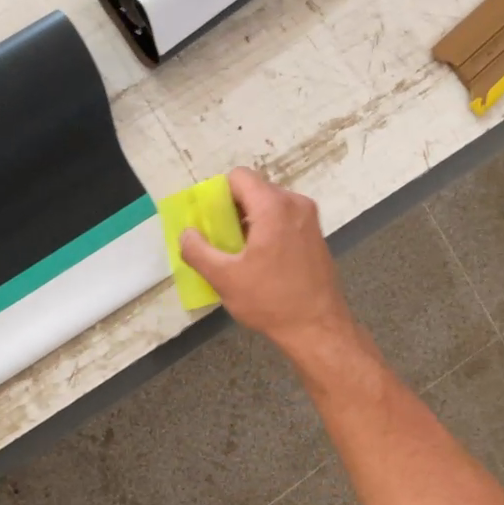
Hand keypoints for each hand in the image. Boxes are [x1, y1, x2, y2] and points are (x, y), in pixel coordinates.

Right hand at [178, 168, 360, 360]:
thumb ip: (198, 251)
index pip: (239, 177)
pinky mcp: (314, 236)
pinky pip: (282, 220)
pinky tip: (257, 261)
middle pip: (254, 190)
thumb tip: (186, 233)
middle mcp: (295, 204)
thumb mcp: (223, 278)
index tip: (208, 220)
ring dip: (247, 222)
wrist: (316, 327)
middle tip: (217, 240)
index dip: (218, 194)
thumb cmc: (269, 300)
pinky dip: (264, 231)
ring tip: (235, 253)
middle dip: (231, 210)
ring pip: (268, 206)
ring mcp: (308, 219)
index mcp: (273, 207)